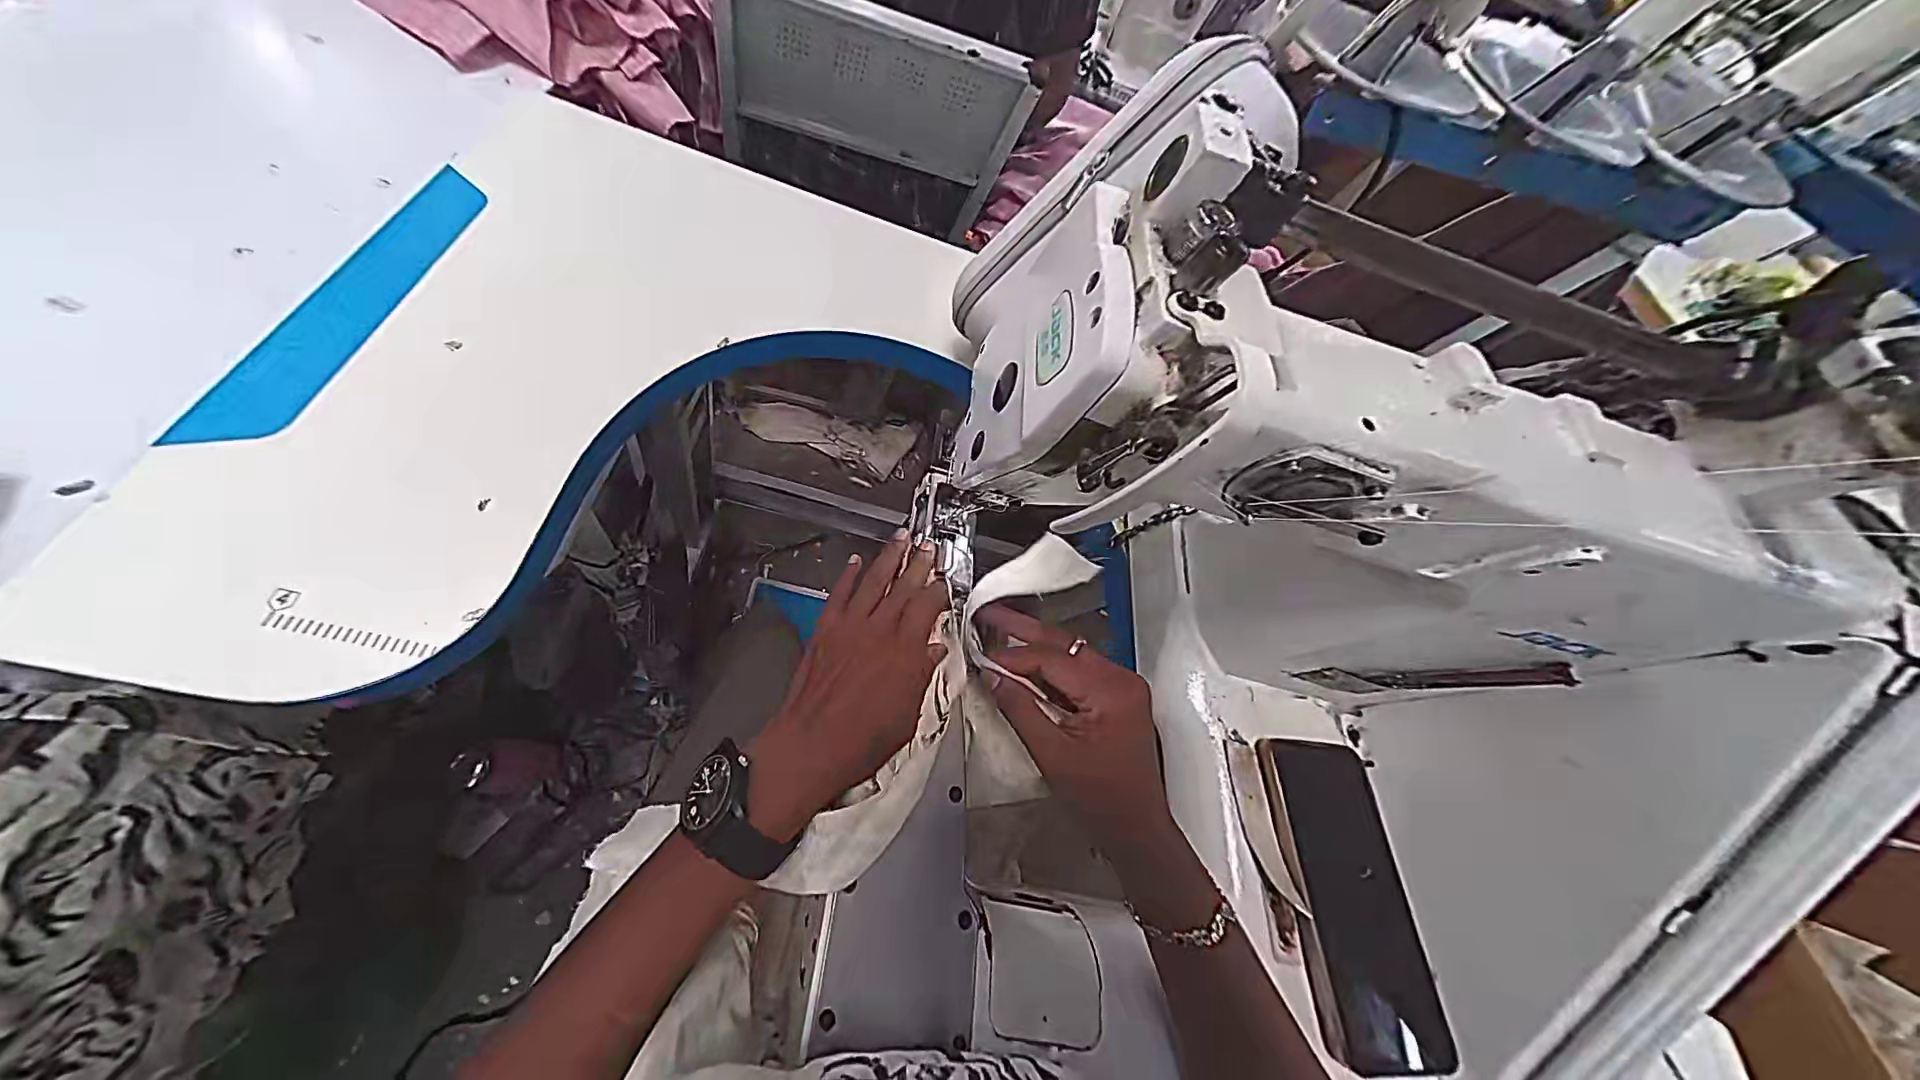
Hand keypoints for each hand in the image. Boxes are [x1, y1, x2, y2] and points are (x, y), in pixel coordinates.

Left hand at [747, 533, 948, 842]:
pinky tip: (855, 562)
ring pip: (874, 581)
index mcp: (905, 652)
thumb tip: (934, 653)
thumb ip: (922, 676)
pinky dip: (848, 575)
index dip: (940, 590)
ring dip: (888, 557)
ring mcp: (850, 628)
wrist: (812, 744)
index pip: (928, 607)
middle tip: (928, 547)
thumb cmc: (859, 739)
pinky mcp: (825, 631)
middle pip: (904, 587)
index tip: (945, 581)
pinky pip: (839, 594)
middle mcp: (878, 632)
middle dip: (919, 563)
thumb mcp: (908, 714)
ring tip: (900, 539)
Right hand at [977, 604, 1171, 845]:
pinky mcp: (1117, 698)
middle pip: (1064, 645)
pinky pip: (1079, 672)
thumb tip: (993, 676)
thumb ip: (1020, 709)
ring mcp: (1122, 687)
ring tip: (1001, 632)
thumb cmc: (1102, 800)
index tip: (982, 656)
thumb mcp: (1052, 754)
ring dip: (1036, 647)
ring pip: (1071, 655)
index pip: (1052, 658)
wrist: (1137, 830)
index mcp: (1111, 690)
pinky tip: (1026, 666)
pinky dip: (1051, 669)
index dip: (1013, 656)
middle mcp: (1122, 680)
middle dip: (1024, 630)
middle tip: (990, 614)